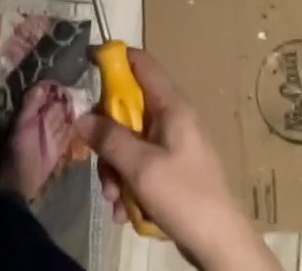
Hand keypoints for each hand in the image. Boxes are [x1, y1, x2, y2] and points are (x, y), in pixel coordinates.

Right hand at [77, 50, 277, 270]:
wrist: (220, 244)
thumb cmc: (184, 195)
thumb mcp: (141, 167)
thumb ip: (109, 139)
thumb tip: (81, 118)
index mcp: (171, 106)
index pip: (141, 63)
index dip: (114, 58)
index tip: (86, 63)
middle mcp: (172, 118)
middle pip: (127, 108)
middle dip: (107, 136)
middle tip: (98, 161)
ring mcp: (172, 144)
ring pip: (129, 140)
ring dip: (114, 168)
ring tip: (114, 198)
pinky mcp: (171, 169)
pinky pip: (139, 164)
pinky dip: (128, 183)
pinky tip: (124, 210)